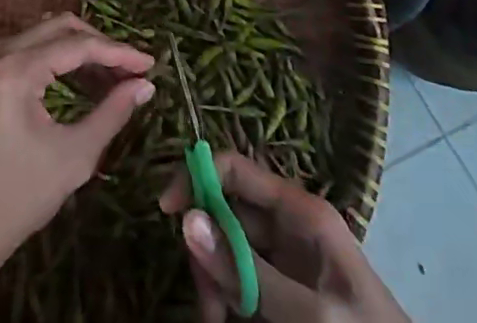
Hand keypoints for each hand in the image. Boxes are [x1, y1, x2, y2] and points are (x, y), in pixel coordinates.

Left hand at [0, 14, 154, 321]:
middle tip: (135, 71)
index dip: (119, 52)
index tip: (152, 64)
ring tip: (119, 79)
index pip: (78, 45)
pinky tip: (89, 84)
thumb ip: (113, 112)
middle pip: (62, 29)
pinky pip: (33, 52)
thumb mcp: (75, 154)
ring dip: (83, 52)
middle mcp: (0, 52)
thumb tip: (145, 85)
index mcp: (17, 68)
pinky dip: (62, 62)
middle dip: (101, 46)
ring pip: (48, 36)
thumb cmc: (20, 194)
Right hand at [161, 151, 410, 322]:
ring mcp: (282, 255)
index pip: (234, 168)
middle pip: (222, 211)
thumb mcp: (310, 311)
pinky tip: (224, 318)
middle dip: (204, 248)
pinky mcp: (279, 283)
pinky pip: (236, 275)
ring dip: (211, 279)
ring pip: (223, 246)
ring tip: (215, 317)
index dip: (196, 178)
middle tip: (206, 298)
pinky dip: (223, 296)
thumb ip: (247, 270)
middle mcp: (287, 223)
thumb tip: (185, 219)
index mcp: (300, 210)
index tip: (167, 212)